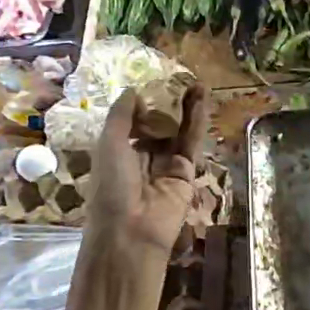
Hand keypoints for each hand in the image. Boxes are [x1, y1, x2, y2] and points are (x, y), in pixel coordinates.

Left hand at [84, 84, 212, 261]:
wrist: (131, 232)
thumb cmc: (111, 186)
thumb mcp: (109, 143)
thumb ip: (122, 115)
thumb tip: (135, 92)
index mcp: (117, 153)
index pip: (132, 124)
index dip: (143, 105)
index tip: (153, 83)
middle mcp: (141, 158)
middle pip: (158, 125)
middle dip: (168, 103)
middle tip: (180, 78)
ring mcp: (165, 166)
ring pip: (177, 131)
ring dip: (186, 108)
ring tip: (196, 83)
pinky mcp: (186, 172)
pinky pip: (191, 142)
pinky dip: (197, 120)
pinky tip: (201, 99)